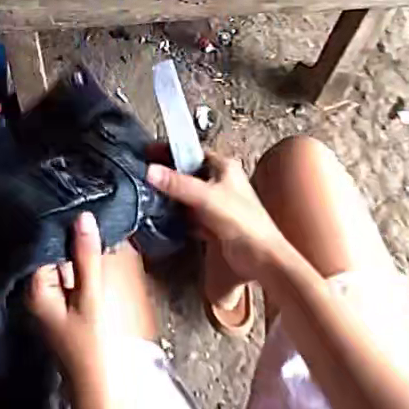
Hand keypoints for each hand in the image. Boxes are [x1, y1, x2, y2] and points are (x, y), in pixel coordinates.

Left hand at [25, 211, 109, 408]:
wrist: (104, 399)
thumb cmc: (94, 350)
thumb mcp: (91, 299)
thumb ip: (87, 257)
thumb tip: (83, 216)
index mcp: (36, 290)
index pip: (43, 244)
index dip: (62, 224)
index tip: (83, 201)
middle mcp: (39, 294)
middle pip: (54, 253)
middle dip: (74, 236)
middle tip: (97, 209)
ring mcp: (54, 302)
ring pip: (66, 265)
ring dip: (82, 250)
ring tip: (102, 225)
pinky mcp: (68, 309)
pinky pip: (74, 278)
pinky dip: (86, 266)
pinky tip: (102, 254)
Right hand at [147, 151, 296, 281]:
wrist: (262, 258)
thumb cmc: (244, 222)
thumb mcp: (206, 197)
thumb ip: (177, 184)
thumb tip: (151, 170)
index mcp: (225, 168)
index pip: (193, 152)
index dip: (171, 150)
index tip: (149, 152)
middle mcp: (222, 183)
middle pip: (189, 174)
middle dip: (169, 175)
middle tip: (146, 174)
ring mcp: (218, 204)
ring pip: (189, 196)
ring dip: (173, 197)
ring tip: (150, 196)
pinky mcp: (215, 224)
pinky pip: (192, 216)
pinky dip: (180, 217)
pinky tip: (166, 219)